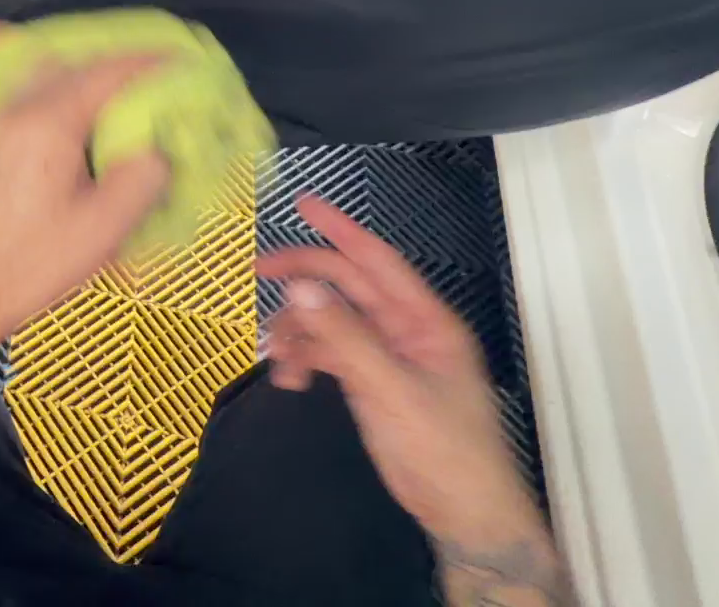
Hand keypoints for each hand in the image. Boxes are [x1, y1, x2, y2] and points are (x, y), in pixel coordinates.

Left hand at [0, 57, 171, 354]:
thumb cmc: (30, 263)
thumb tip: (156, 150)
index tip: (182, 62)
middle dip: (118, 67)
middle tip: (157, 80)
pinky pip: (30, 97)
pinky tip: (78, 123)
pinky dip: (61, 94)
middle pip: (74, 67)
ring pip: (47, 77)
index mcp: (46, 123)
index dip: (148, 63)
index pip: (105, 73)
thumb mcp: (103, 227)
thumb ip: (142, 177)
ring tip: (122, 98)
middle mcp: (15, 110)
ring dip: (86, 78)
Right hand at [258, 196, 545, 551]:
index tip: (304, 203)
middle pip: (344, 285)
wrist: (461, 515)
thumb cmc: (444, 451)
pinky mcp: (365, 375)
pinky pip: (322, 349)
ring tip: (278, 359)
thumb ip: (343, 337)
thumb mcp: (390, 389)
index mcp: (426, 321)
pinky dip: (300, 358)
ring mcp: (382, 351)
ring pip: (325, 318)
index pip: (378, 261)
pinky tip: (289, 380)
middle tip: (257, 269)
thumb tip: (298, 287)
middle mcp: (403, 327)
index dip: (341, 229)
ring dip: (295, 332)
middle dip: (301, 277)